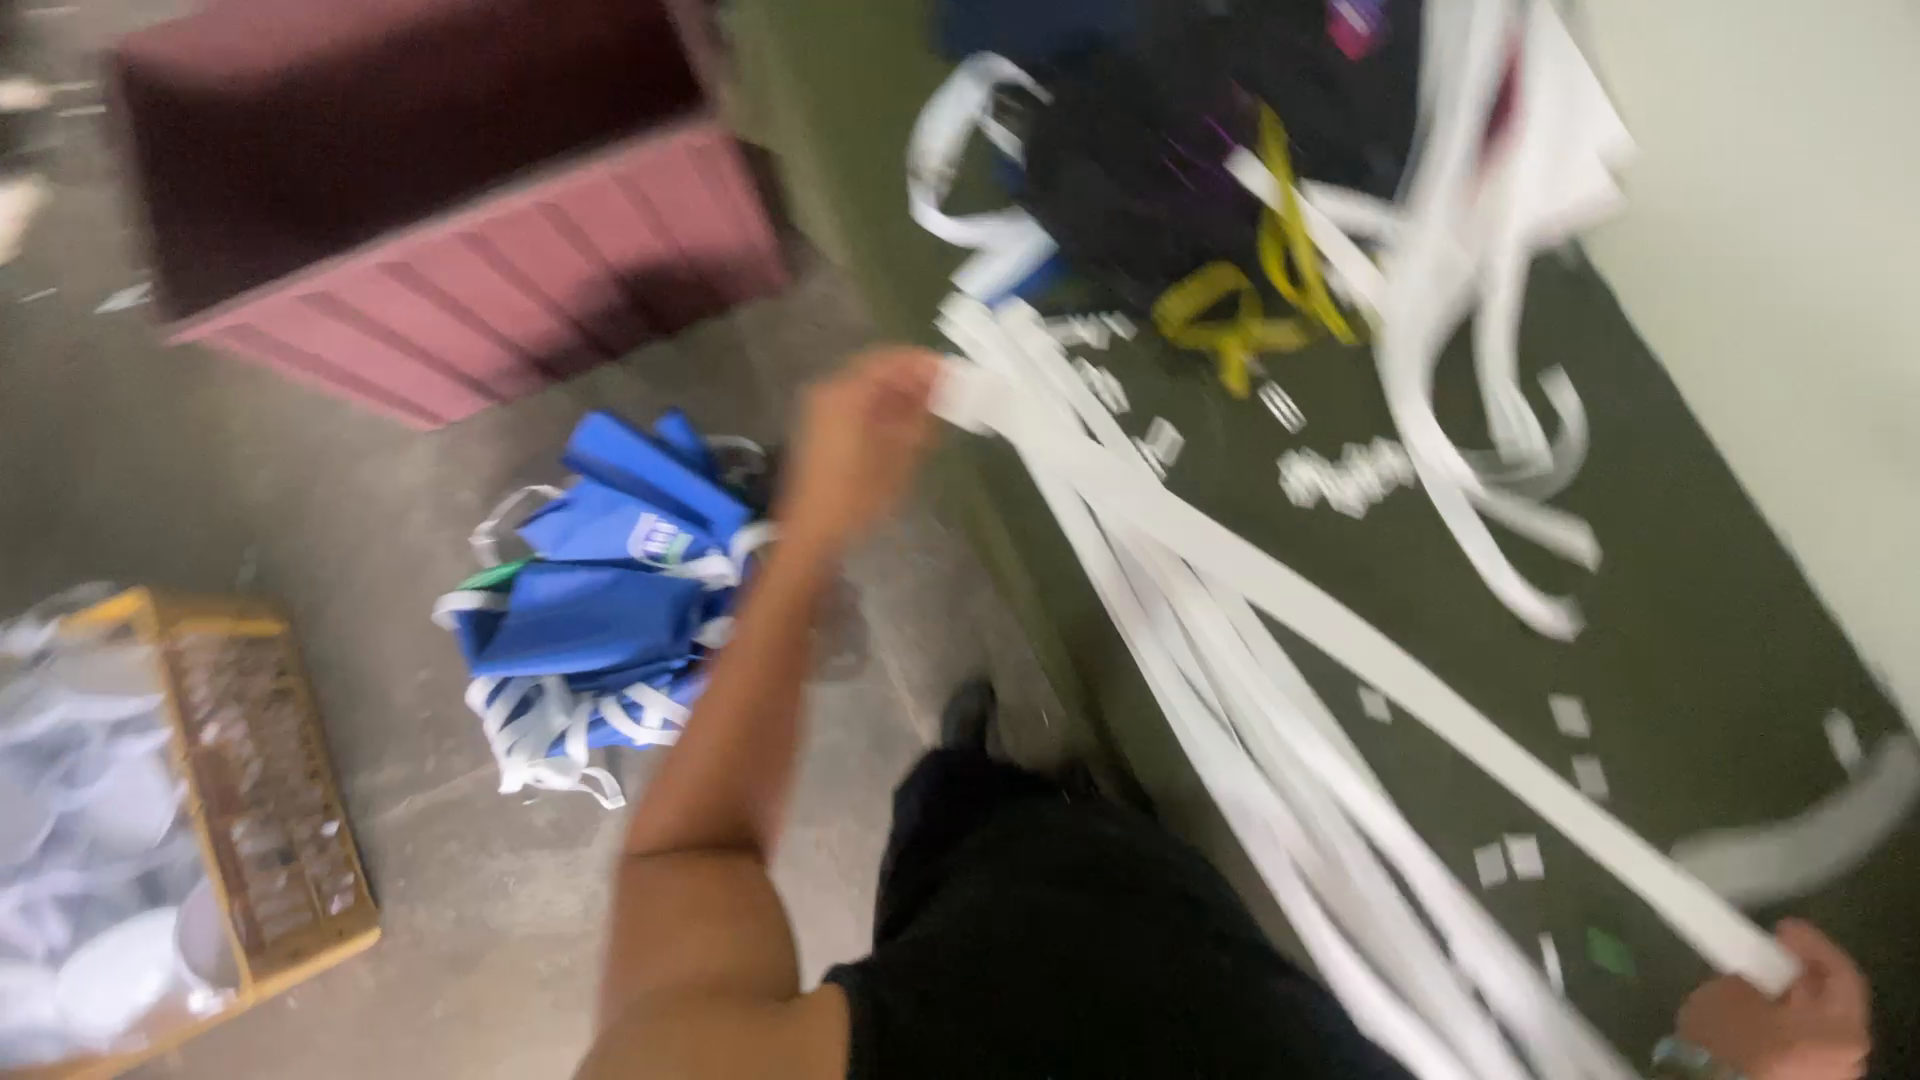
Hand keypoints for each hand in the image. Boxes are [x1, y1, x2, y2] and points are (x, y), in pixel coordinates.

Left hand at [773, 345, 941, 560]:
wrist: (813, 531)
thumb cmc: (858, 496)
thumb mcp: (900, 455)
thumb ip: (923, 415)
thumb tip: (944, 388)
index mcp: (848, 392)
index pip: (894, 359)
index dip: (928, 364)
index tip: (956, 377)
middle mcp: (831, 390)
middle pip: (880, 370)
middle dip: (916, 380)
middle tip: (949, 396)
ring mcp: (822, 408)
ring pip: (869, 388)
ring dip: (901, 395)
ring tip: (933, 414)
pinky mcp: (821, 427)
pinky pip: (857, 404)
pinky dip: (883, 409)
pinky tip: (905, 428)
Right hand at [1676, 919, 1869, 1079]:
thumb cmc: (1732, 1034)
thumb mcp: (1731, 991)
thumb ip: (1753, 979)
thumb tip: (1757, 980)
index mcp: (1842, 1030)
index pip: (1842, 977)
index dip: (1814, 946)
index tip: (1783, 925)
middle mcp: (1850, 1054)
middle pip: (1832, 1004)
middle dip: (1802, 973)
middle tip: (1771, 947)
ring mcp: (1829, 1071)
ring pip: (1816, 1024)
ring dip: (1791, 996)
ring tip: (1757, 975)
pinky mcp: (1804, 1078)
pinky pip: (1801, 1040)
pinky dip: (1783, 1017)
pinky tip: (1756, 1006)